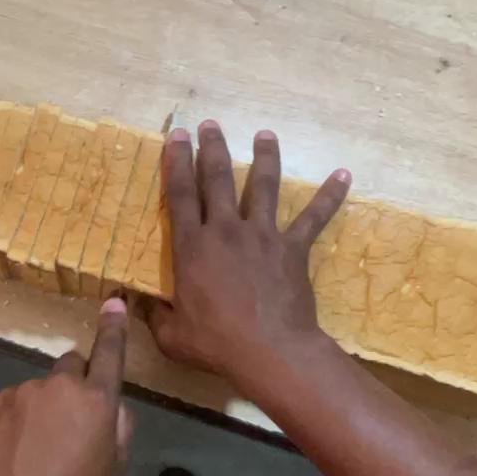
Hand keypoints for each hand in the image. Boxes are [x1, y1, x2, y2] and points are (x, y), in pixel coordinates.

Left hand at [0, 298, 134, 475]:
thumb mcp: (116, 463)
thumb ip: (120, 423)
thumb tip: (112, 403)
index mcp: (98, 399)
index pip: (111, 352)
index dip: (114, 326)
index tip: (115, 302)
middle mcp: (64, 384)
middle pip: (75, 365)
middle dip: (77, 382)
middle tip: (72, 420)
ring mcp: (30, 388)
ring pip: (47, 385)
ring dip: (49, 403)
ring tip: (41, 442)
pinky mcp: (3, 397)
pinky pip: (22, 397)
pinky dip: (25, 413)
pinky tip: (21, 442)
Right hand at [138, 122, 349, 393]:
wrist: (269, 351)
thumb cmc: (215, 343)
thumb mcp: (170, 334)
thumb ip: (153, 314)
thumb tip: (133, 302)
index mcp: (192, 248)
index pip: (180, 195)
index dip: (176, 163)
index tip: (177, 137)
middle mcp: (225, 231)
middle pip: (218, 179)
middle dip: (213, 148)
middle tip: (211, 124)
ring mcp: (262, 236)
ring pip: (264, 187)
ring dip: (265, 157)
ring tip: (265, 135)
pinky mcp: (292, 249)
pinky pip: (314, 219)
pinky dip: (329, 197)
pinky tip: (344, 175)